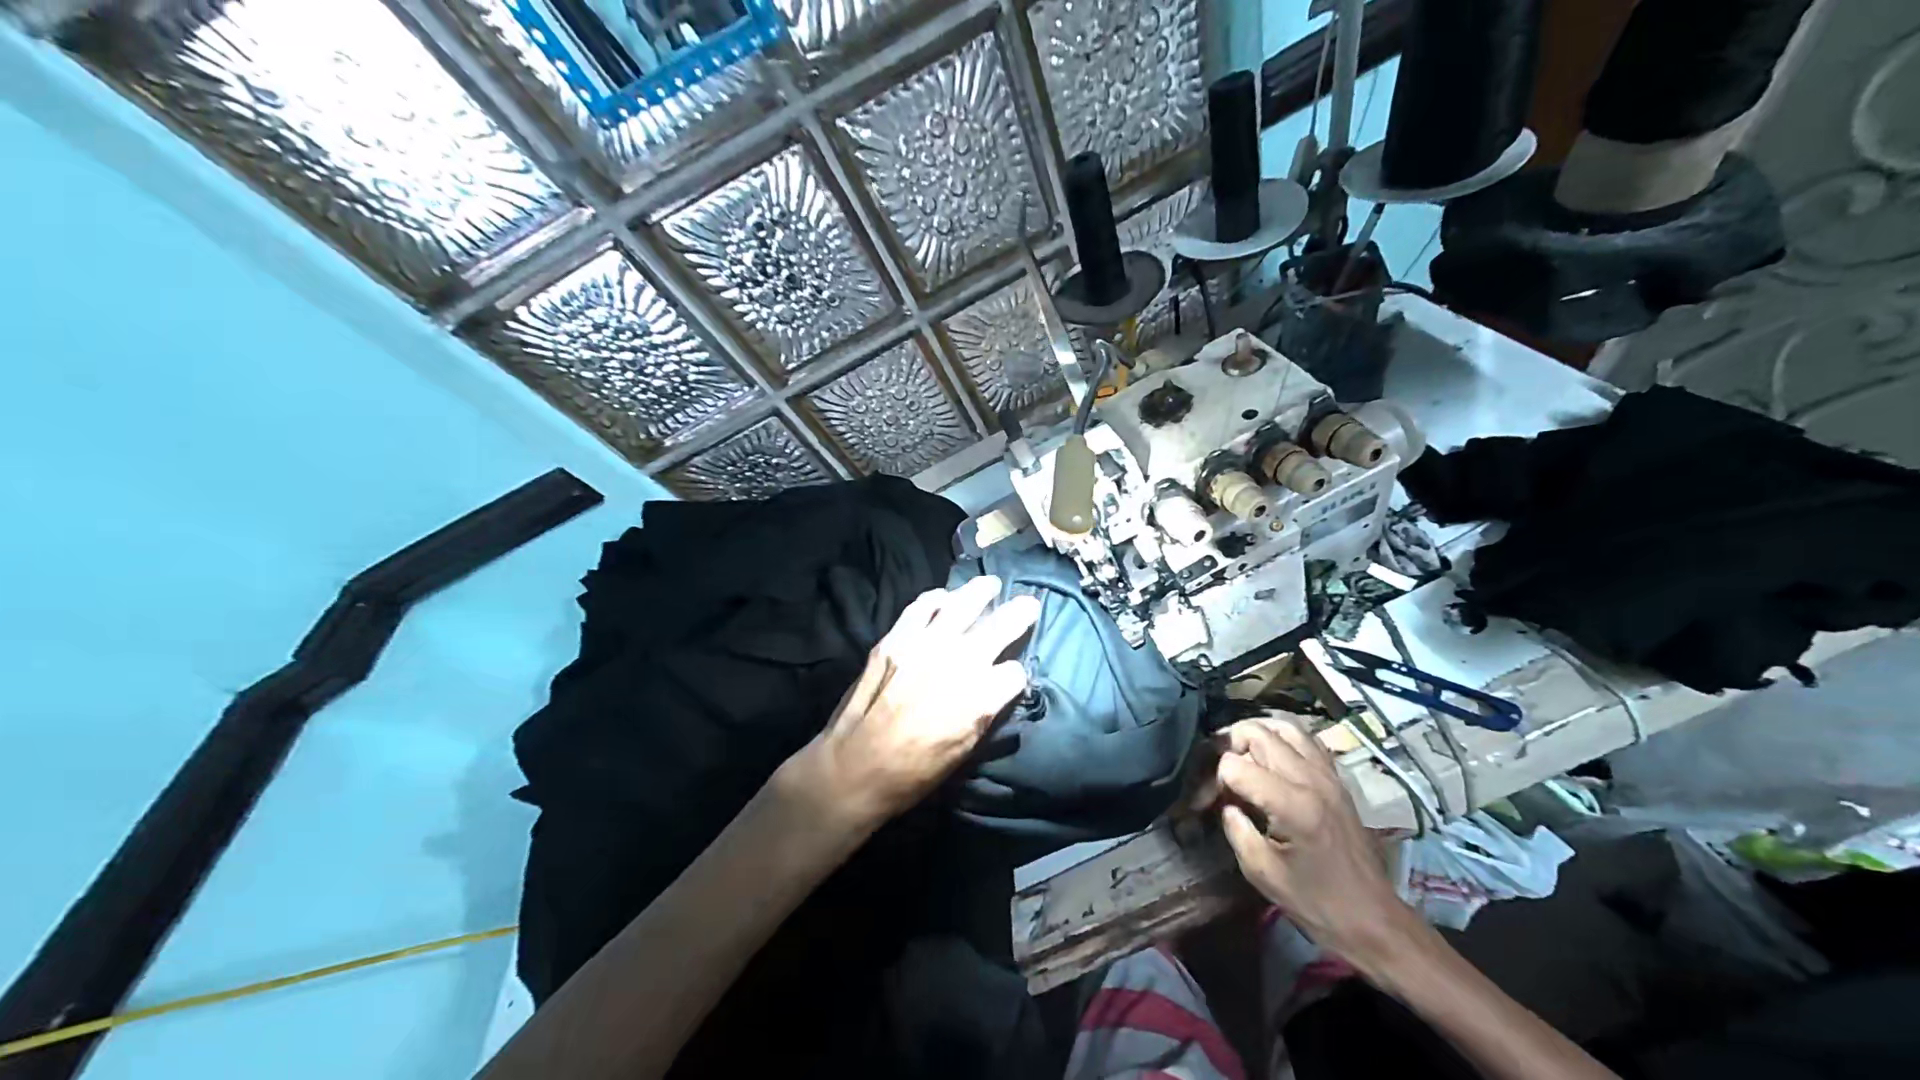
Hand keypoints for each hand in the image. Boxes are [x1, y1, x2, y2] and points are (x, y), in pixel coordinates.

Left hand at [784, 576, 1040, 829]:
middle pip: (999, 627)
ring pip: (960, 605)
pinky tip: (944, 599)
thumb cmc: (912, 774)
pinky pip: (920, 608)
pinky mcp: (894, 640)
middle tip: (1029, 604)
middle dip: (1019, 614)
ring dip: (980, 592)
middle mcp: (955, 664)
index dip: (1016, 677)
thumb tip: (999, 692)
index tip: (1011, 680)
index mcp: (978, 699)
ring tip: (991, 584)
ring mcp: (922, 646)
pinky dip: (936, 599)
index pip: (1014, 673)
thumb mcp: (963, 753)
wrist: (853, 770)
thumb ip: (985, 715)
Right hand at [1207, 715, 1424, 970]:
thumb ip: (1235, 828)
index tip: (1206, 804)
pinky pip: (1306, 739)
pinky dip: (1282, 739)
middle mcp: (1311, 779)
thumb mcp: (1261, 872)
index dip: (1212, 781)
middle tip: (1216, 774)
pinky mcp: (1337, 779)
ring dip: (1255, 734)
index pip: (1235, 765)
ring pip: (1284, 726)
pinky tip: (1271, 759)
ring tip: (1241, 756)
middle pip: (1257, 733)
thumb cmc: (1316, 902)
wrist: (1373, 918)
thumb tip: (1224, 803)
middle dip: (1227, 746)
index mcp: (1293, 805)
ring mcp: (1328, 775)